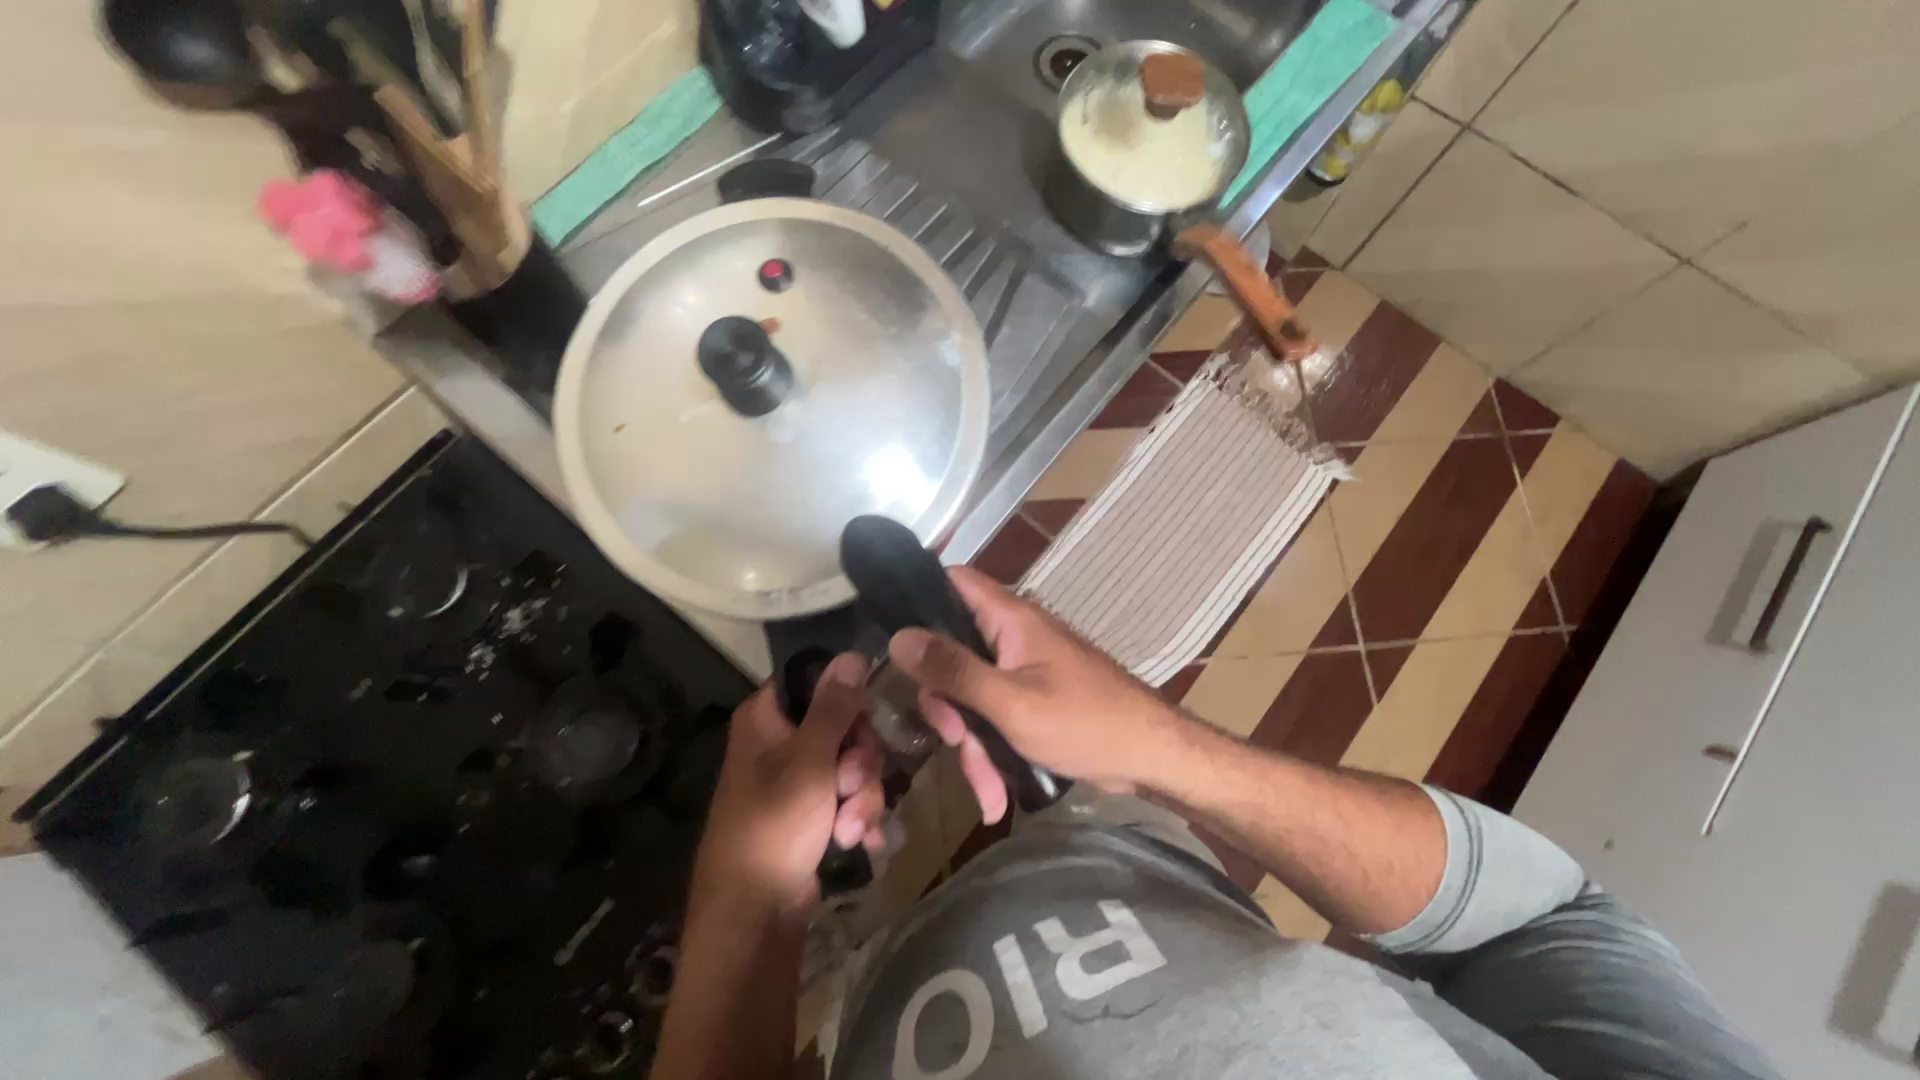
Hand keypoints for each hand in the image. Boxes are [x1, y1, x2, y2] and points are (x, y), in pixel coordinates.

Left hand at [691, 653, 886, 917]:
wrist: (755, 911)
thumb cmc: (775, 825)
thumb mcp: (810, 760)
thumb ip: (835, 706)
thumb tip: (853, 654)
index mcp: (767, 718)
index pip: (819, 684)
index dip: (848, 704)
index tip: (863, 727)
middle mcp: (780, 742)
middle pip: (844, 727)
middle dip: (861, 763)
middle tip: (853, 786)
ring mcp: (796, 779)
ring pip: (853, 766)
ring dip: (863, 797)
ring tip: (852, 829)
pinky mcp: (811, 813)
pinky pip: (849, 797)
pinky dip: (859, 817)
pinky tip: (862, 840)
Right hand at [887, 567, 1197, 823]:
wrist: (1152, 757)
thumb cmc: (1085, 724)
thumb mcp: (1010, 703)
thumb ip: (954, 670)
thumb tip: (898, 637)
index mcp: (1010, 619)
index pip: (953, 581)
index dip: (918, 598)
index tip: (892, 640)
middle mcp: (1013, 635)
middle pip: (952, 653)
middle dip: (948, 705)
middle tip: (952, 737)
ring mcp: (1023, 668)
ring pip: (972, 694)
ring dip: (972, 743)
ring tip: (988, 790)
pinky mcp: (1032, 698)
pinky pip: (995, 715)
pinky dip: (992, 750)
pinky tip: (997, 795)